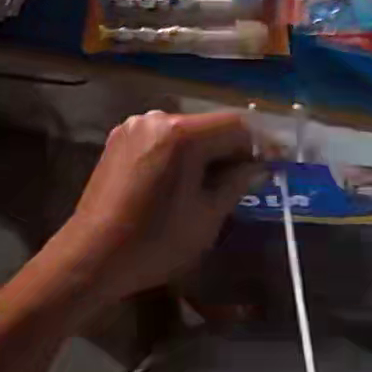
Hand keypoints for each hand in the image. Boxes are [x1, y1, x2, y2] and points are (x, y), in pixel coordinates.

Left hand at [46, 110, 264, 303]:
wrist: (94, 253)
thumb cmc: (155, 241)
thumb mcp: (206, 216)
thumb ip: (235, 183)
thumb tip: (258, 166)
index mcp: (179, 134)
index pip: (234, 125)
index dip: (260, 143)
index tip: (278, 161)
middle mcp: (155, 118)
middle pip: (207, 125)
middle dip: (232, 147)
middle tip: (253, 175)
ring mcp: (132, 126)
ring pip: (183, 131)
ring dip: (204, 150)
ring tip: (220, 181)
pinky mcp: (118, 139)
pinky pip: (160, 138)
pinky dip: (178, 153)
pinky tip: (184, 179)